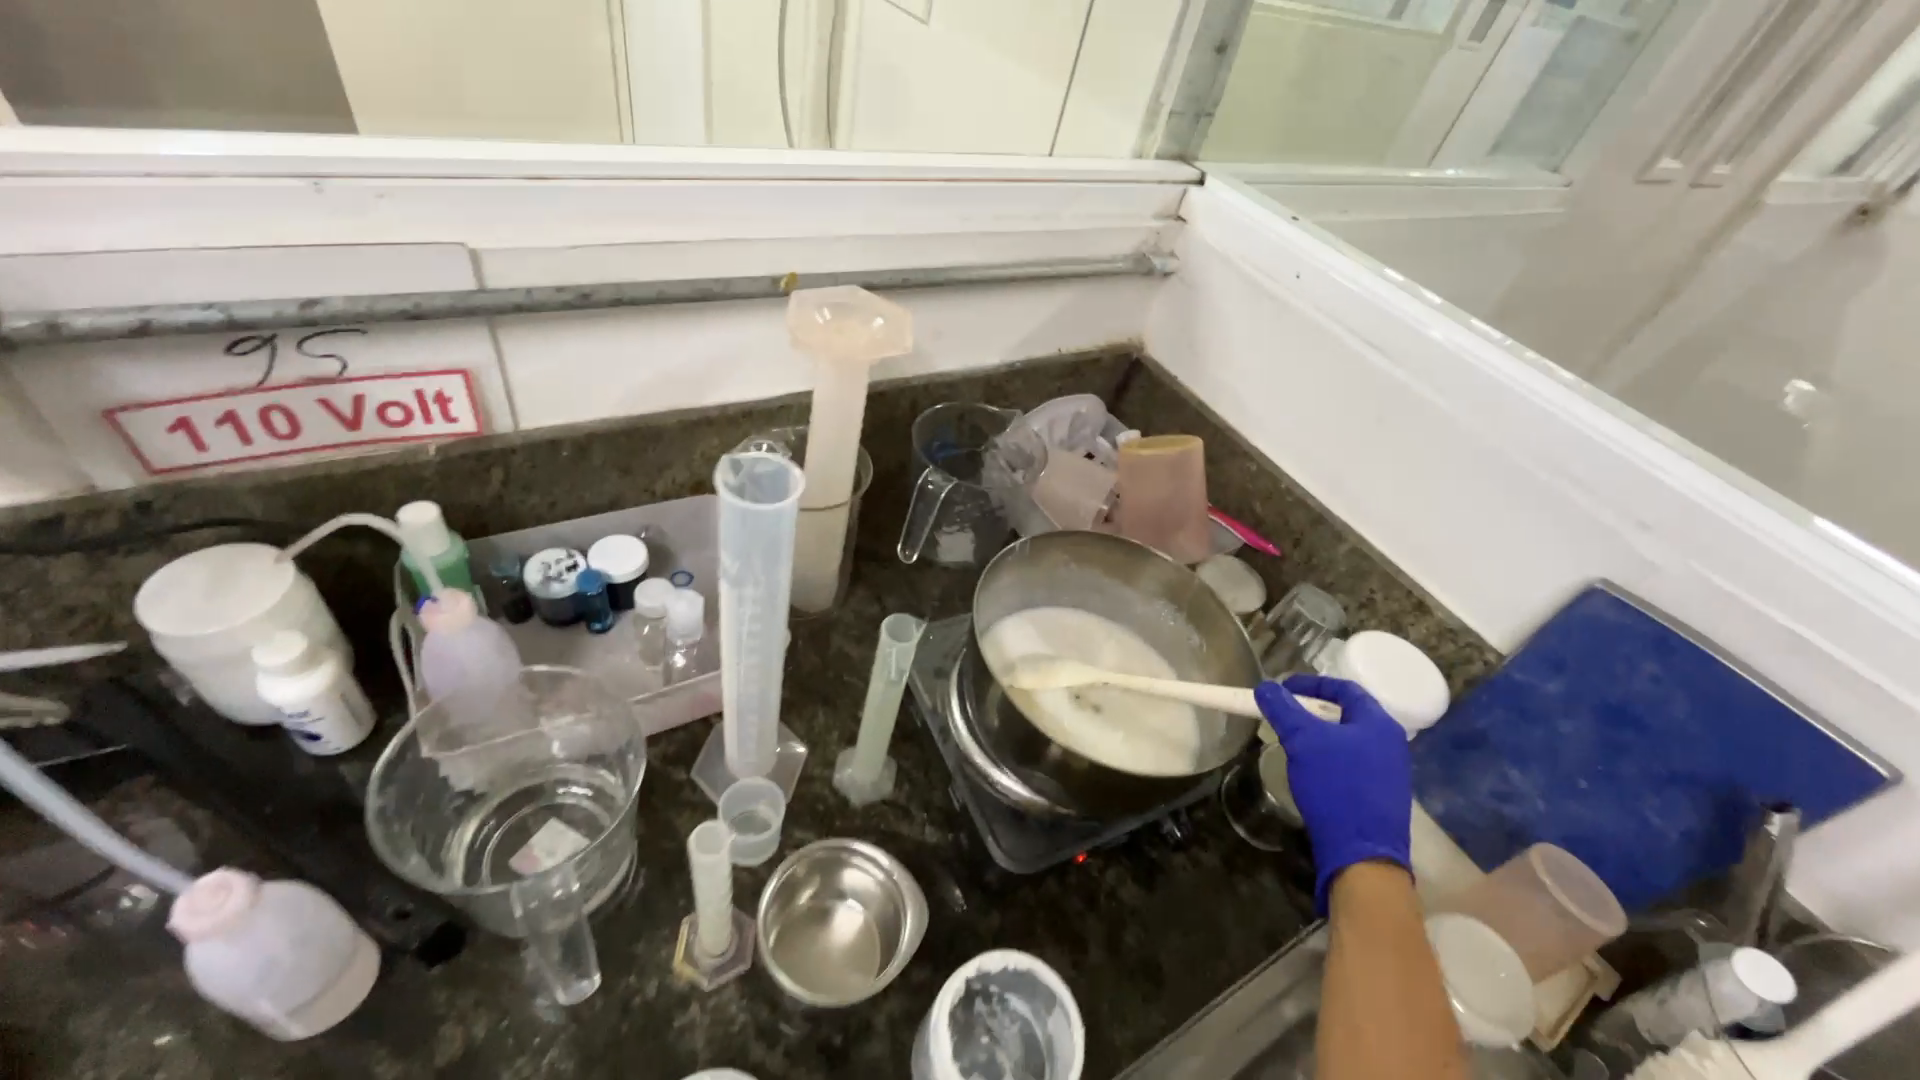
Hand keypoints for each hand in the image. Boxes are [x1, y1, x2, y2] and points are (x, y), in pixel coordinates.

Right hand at [1255, 673, 1413, 913]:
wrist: (1362, 851)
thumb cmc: (1335, 785)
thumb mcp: (1302, 741)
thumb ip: (1283, 710)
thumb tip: (1265, 687)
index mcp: (1378, 723)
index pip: (1345, 688)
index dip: (1312, 683)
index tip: (1283, 688)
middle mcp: (1391, 743)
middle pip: (1348, 714)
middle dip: (1313, 711)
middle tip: (1285, 714)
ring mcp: (1390, 771)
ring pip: (1350, 741)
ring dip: (1320, 736)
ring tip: (1293, 742)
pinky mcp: (1382, 796)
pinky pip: (1353, 764)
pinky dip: (1329, 758)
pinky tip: (1311, 771)